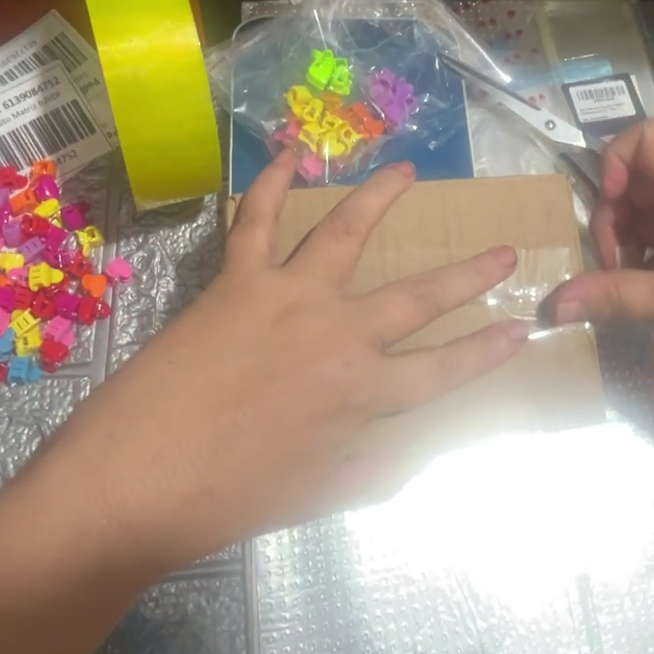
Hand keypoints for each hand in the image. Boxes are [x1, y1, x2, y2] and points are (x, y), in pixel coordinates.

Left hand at [39, 154, 529, 574]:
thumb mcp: (318, 496)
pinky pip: (259, 221)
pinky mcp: (238, 280)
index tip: (521, 329)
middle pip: (418, 296)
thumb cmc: (228, 500)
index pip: (444, 370)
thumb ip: (374, 470)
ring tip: (407, 170)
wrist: (133, 484)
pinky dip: (272, 183)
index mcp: (362, 396)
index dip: (486, 351)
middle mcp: (339, 335)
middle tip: (505, 250)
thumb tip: (415, 450)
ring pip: (346, 232)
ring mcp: (289, 298)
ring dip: (381, 196)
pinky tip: (291, 153)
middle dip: (470, 275)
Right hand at [547, 120, 653, 378]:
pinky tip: (647, 280)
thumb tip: (552, 307)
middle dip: (614, 212)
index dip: (616, 159)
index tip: (610, 204)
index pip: (647, 135)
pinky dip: (648, 244)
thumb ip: (609, 296)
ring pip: (651, 200)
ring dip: (629, 232)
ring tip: (626, 276)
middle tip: (612, 262)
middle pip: (640, 173)